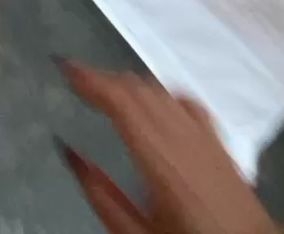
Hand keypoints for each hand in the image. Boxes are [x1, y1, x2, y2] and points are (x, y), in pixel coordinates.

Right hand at [57, 62, 283, 233]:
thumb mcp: (137, 233)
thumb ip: (101, 195)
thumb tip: (67, 150)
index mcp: (159, 158)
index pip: (121, 101)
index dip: (90, 78)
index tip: (64, 66)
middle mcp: (182, 137)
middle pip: (138, 89)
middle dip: (103, 79)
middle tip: (76, 80)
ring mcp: (204, 135)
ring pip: (159, 91)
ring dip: (128, 84)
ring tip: (105, 90)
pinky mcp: (220, 141)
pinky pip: (184, 101)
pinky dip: (159, 92)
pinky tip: (151, 101)